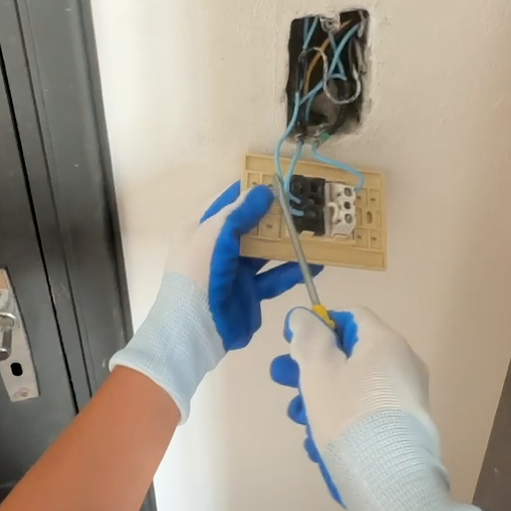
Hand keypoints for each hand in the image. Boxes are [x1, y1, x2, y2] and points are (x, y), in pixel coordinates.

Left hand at [110, 182, 316, 419]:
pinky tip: (316, 262)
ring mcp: (236, 271)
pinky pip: (275, 277)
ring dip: (287, 242)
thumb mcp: (214, 236)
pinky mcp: (251, 293)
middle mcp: (219, 247)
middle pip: (250, 226)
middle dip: (275, 216)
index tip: (279, 180)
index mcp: (202, 229)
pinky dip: (293, 270)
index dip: (251, 191)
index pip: (228, 202)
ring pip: (265, 251)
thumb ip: (239, 213)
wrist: (194, 329)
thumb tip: (263, 190)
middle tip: (304, 204)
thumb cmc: (198, 273)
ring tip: (315, 231)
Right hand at [269, 306, 485, 510]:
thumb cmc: (349, 416)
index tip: (293, 348)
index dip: (318, 326)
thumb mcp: (318, 369)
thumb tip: (304, 317)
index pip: (350, 316)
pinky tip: (319, 442)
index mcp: (385, 342)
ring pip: (354, 387)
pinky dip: (341, 420)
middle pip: (350, 355)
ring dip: (322, 398)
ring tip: (298, 420)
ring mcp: (406, 400)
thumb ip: (308, 336)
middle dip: (312, 368)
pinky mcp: (405, 431)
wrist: (392, 483)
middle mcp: (403, 365)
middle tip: (284, 383)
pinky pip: (366, 414)